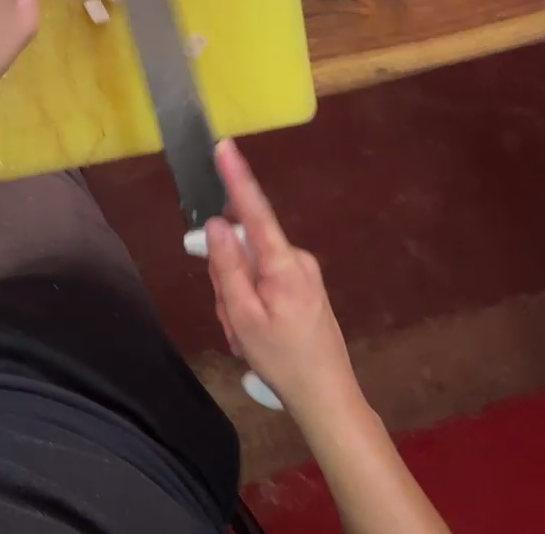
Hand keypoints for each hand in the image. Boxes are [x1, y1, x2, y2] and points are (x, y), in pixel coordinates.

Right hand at [205, 139, 359, 422]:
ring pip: (249, 265)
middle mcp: (296, 259)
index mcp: (282, 263)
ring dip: (235, 293)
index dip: (237, 177)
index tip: (225, 146)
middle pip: (243, 245)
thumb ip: (226, 266)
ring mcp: (302, 272)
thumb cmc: (282, 358)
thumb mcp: (241, 315)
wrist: (327, 398)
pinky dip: (249, 299)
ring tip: (243, 330)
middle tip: (229, 315)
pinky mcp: (302, 286)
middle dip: (226, 274)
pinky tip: (253, 331)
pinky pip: (262, 278)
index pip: (254, 210)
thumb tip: (216, 224)